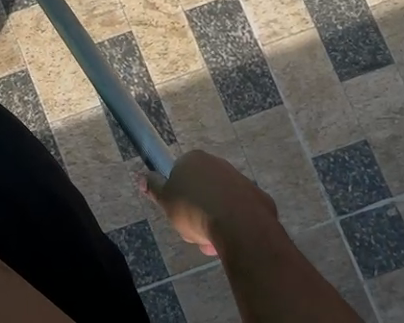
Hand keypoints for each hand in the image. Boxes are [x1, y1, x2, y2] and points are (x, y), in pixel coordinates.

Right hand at [140, 149, 275, 256]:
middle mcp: (219, 164)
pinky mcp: (261, 200)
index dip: (178, 196)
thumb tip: (141, 177)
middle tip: (196, 233)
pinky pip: (244, 212)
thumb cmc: (195, 210)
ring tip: (214, 244)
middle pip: (203, 188)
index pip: (181, 173)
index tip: (179, 215)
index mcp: (194, 159)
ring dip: (217, 219)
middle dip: (199, 210)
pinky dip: (238, 224)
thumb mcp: (165, 201)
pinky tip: (234, 241)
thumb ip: (153, 188)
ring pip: (224, 201)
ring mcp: (242, 181)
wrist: (240, 228)